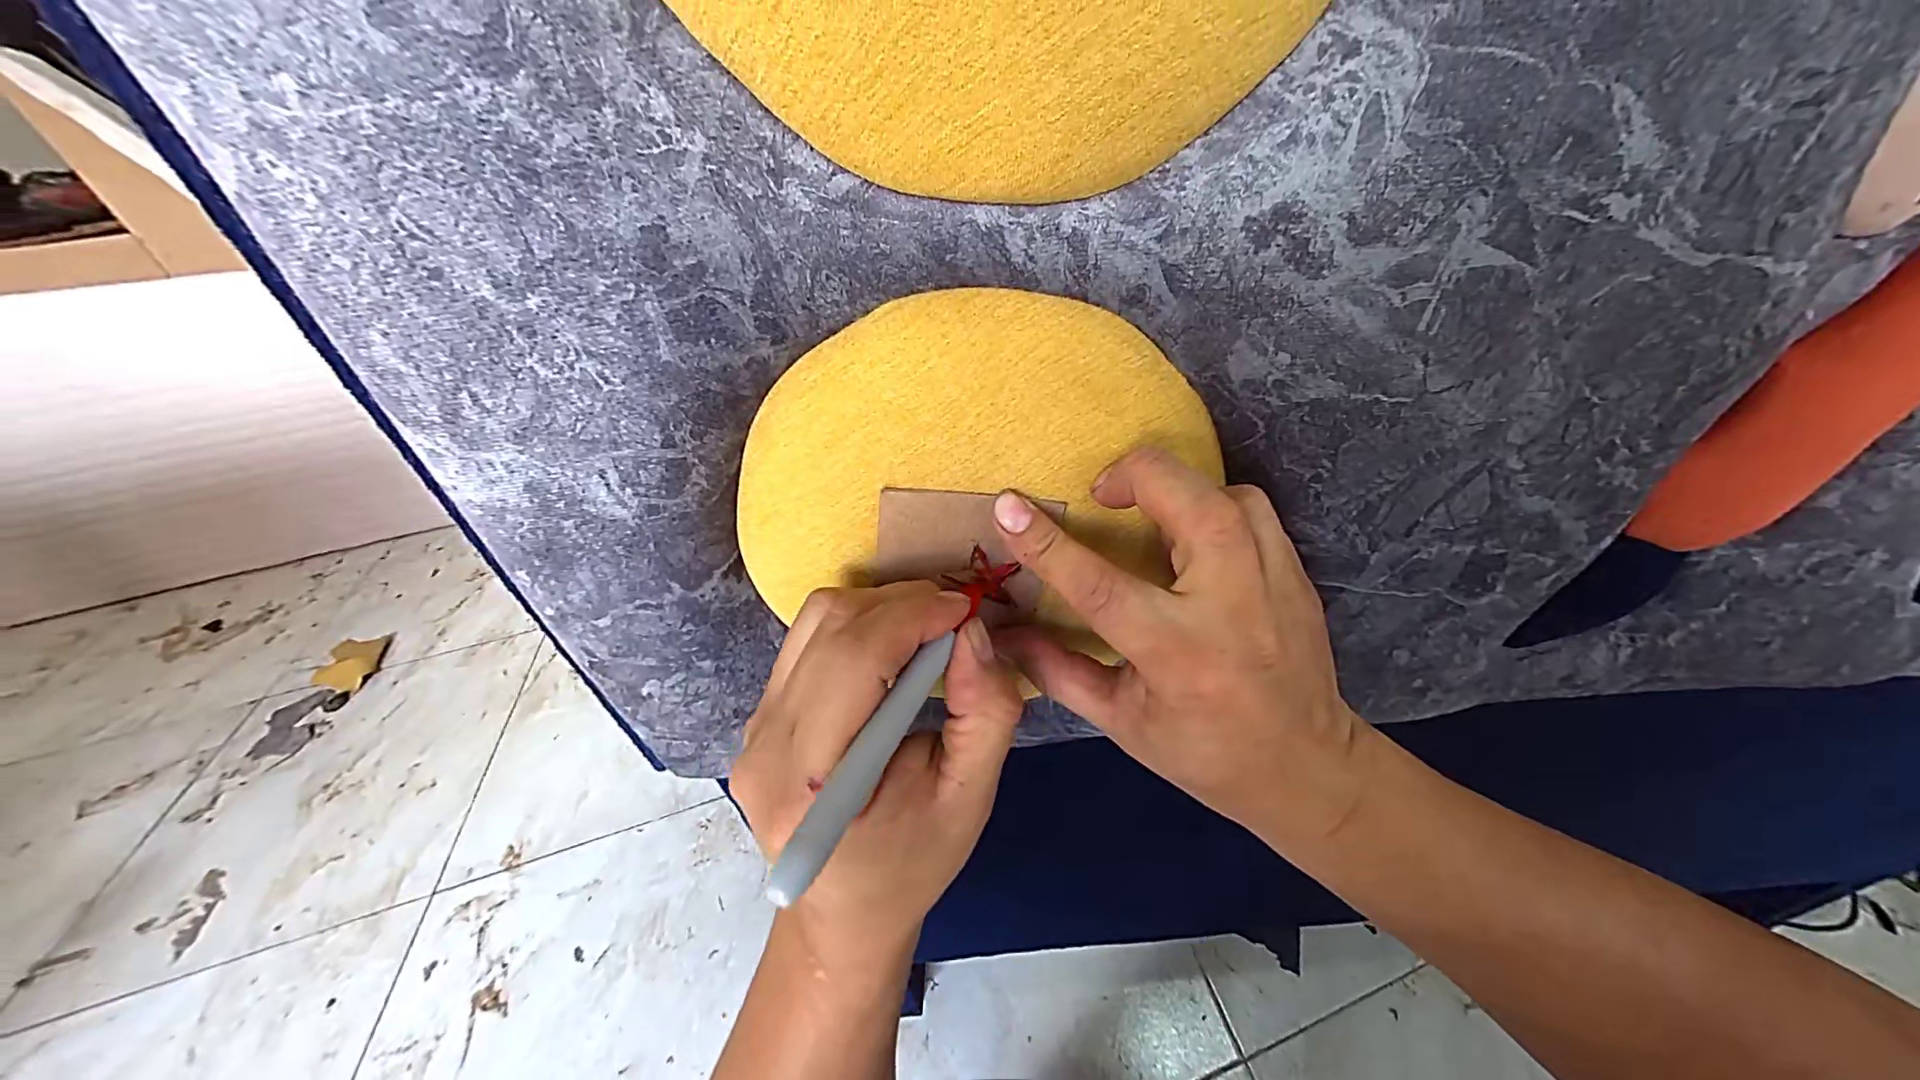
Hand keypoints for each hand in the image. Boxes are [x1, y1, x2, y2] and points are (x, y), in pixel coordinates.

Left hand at [732, 582, 1023, 960]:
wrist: (842, 914)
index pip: (855, 659)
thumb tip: (972, 631)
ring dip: (880, 608)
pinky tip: (893, 648)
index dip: (914, 616)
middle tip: (955, 615)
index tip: (966, 608)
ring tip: (928, 628)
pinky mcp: (760, 716)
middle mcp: (765, 744)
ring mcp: (753, 727)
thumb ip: (984, 713)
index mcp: (809, 782)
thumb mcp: (969, 798)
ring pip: (815, 621)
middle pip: (831, 627)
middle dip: (902, 604)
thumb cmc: (910, 867)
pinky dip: (859, 626)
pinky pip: (809, 640)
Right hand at [991, 447, 1372, 845]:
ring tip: (1149, 513)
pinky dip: (1214, 506)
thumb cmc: (1202, 752)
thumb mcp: (1120, 720)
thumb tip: (1003, 634)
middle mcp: (1231, 608)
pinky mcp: (1296, 574)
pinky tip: (1192, 536)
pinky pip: (1253, 511)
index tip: (1009, 507)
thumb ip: (1058, 669)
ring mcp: (1274, 585)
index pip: (1098, 585)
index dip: (1046, 543)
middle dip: (1134, 474)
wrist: (1304, 766)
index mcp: (1176, 654)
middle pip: (1188, 503)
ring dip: (1178, 488)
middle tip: (1102, 496)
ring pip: (1227, 494)